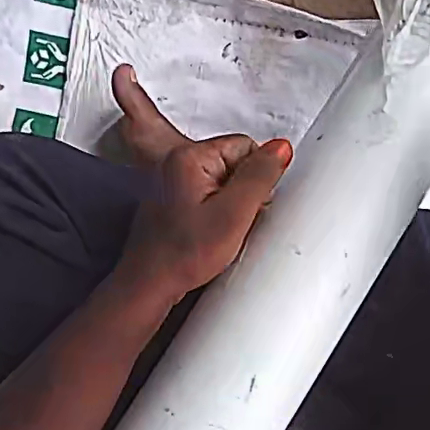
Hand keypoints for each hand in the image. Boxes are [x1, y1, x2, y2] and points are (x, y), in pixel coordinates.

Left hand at [111, 64, 292, 299]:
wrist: (149, 283)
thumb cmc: (181, 255)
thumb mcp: (234, 215)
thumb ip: (260, 176)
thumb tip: (280, 148)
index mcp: (188, 156)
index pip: (246, 146)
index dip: (257, 178)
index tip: (246, 205)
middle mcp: (174, 162)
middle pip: (233, 163)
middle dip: (242, 192)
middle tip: (229, 221)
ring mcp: (169, 181)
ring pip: (221, 182)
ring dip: (228, 205)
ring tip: (215, 230)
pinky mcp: (170, 200)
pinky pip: (206, 197)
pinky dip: (213, 214)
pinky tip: (206, 234)